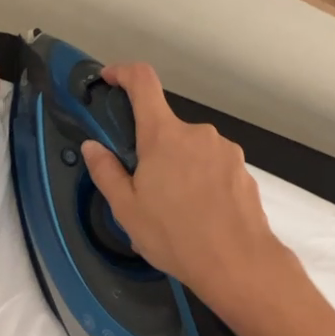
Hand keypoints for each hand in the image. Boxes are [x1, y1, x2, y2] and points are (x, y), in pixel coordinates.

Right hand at [80, 63, 294, 316]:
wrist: (237, 262)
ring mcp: (223, 149)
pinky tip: (198, 215)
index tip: (110, 80)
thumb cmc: (175, 236)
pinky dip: (199, 181)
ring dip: (177, 168)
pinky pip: (211, 166)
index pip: (142, 82)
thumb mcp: (127, 209)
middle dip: (151, 150)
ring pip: (190, 149)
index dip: (123, 73)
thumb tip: (93, 146)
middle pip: (165, 127)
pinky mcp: (241, 169)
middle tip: (143, 189)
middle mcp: (196, 133)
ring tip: (173, 210)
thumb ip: (106, 172)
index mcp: (163, 135)